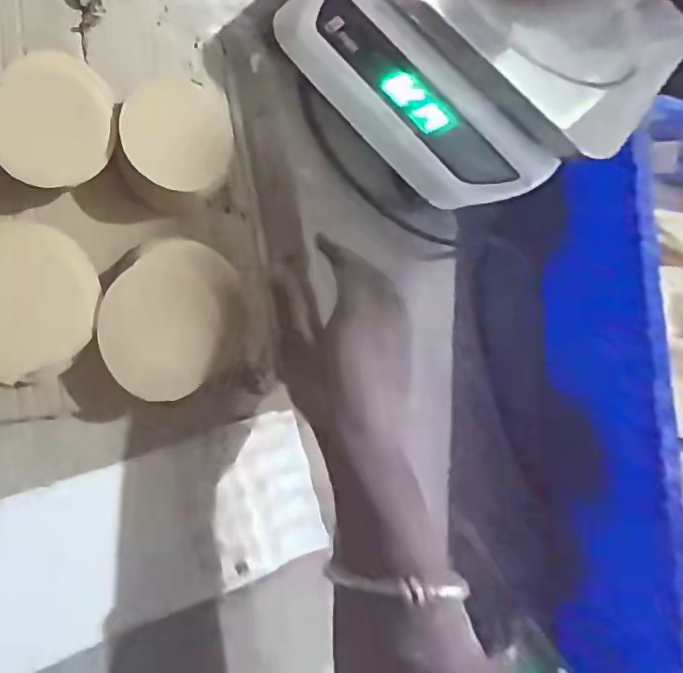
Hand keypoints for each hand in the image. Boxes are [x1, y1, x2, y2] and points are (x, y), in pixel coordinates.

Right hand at [302, 238, 450, 578]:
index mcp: (356, 309)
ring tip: (350, 276)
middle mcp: (384, 315)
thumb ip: (289, 304)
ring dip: (371, 277)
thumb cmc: (324, 393)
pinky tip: (369, 308)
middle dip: (355, 261)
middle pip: (375, 276)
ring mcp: (400, 335)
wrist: (367, 442)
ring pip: (390, 292)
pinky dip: (381, 295)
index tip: (318, 240)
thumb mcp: (296, 347)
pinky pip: (396, 309)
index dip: (335, 250)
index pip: (350, 267)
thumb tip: (277, 267)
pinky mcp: (405, 354)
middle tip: (332, 255)